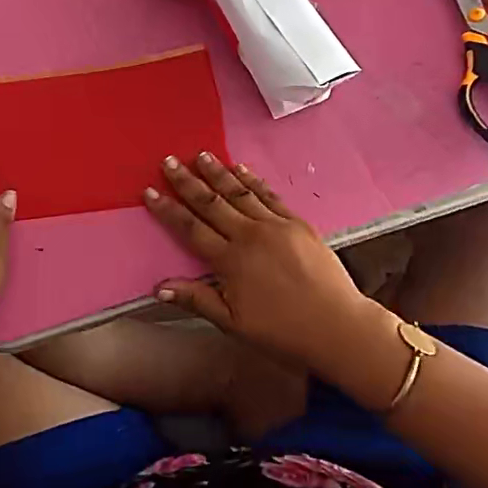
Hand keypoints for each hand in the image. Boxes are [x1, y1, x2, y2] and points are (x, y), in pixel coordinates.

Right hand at [142, 152, 391, 376]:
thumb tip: (160, 286)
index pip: (190, 228)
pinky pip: (269, 196)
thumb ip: (197, 299)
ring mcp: (276, 226)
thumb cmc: (283, 332)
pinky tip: (241, 169)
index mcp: (231, 261)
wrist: (337, 327)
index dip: (168, 210)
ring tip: (201, 154)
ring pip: (240, 193)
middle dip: (187, 181)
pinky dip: (253, 181)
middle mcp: (250, 236)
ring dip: (218, 172)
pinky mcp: (298, 224)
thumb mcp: (234, 323)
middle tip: (169, 161)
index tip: (150, 192)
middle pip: (211, 203)